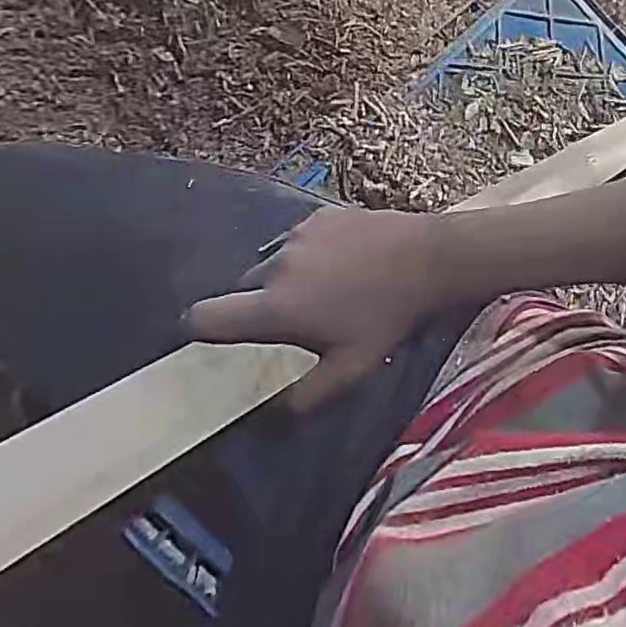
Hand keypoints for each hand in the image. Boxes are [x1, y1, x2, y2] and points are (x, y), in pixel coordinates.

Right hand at [186, 208, 450, 410]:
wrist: (426, 257)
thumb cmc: (388, 317)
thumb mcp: (352, 368)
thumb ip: (305, 396)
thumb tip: (274, 411)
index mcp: (277, 307)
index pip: (206, 316)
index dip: (199, 329)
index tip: (213, 338)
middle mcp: (277, 265)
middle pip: (245, 288)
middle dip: (260, 306)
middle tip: (299, 319)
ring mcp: (298, 234)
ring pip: (274, 262)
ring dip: (288, 277)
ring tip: (330, 288)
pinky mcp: (318, 215)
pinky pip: (300, 239)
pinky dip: (310, 252)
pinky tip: (346, 260)